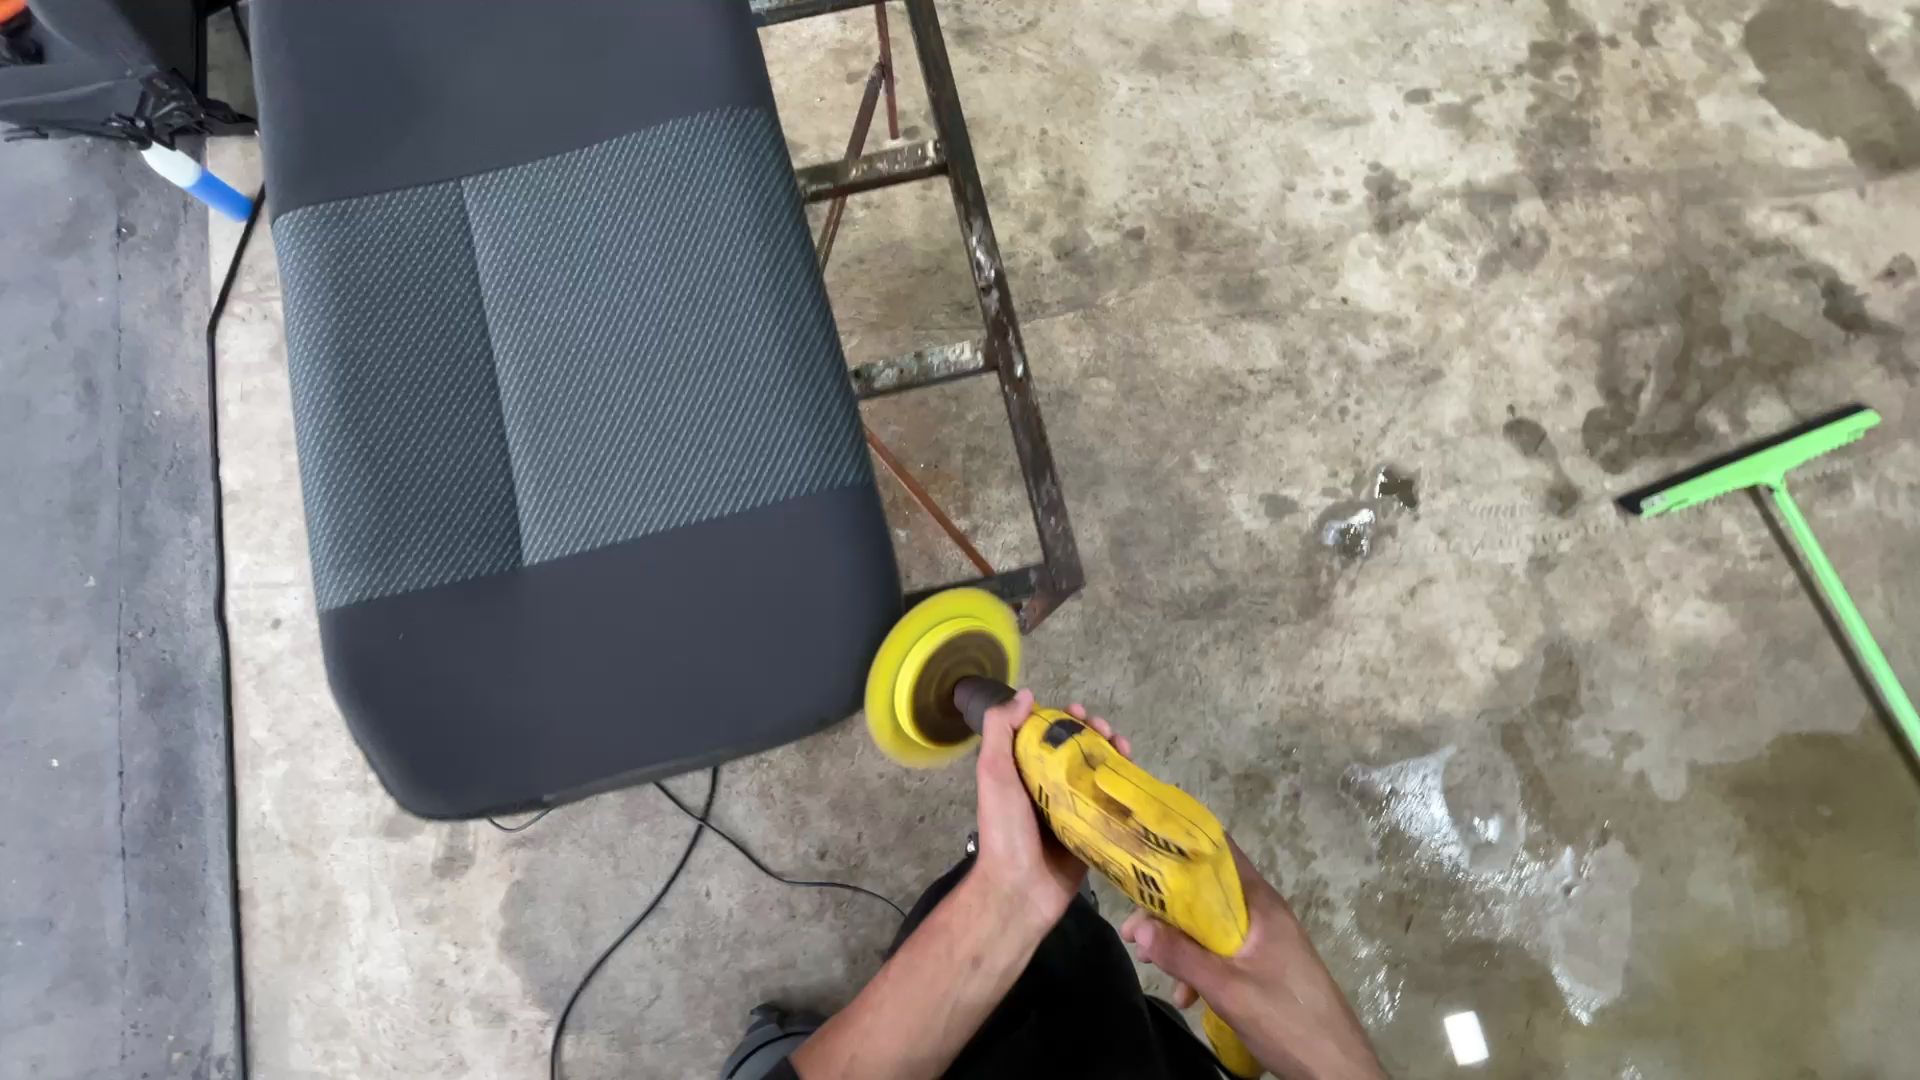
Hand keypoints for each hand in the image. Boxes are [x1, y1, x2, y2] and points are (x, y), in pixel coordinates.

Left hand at [970, 689, 1131, 932]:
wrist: (1019, 889)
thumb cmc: (1004, 827)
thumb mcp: (993, 771)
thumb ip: (1001, 729)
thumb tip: (1026, 694)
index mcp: (1024, 771)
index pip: (1048, 735)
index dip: (1065, 719)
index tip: (1079, 712)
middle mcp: (1049, 786)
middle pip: (1078, 751)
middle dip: (1095, 734)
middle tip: (1105, 730)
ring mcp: (1073, 810)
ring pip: (1099, 774)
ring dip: (1114, 755)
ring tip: (1123, 747)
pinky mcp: (1094, 832)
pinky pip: (1113, 805)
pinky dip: (1125, 788)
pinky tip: (1135, 776)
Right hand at [1121, 840, 1385, 1079]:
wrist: (1341, 1077)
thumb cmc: (1290, 1021)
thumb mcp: (1229, 990)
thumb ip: (1183, 957)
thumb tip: (1140, 928)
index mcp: (1260, 903)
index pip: (1220, 854)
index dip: (1181, 848)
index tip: (1143, 857)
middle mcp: (1262, 913)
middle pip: (1206, 895)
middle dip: (1166, 910)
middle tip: (1134, 930)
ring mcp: (1265, 942)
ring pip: (1211, 926)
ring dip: (1179, 941)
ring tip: (1147, 961)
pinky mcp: (1265, 968)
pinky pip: (1223, 953)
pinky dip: (1199, 966)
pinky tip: (1185, 994)